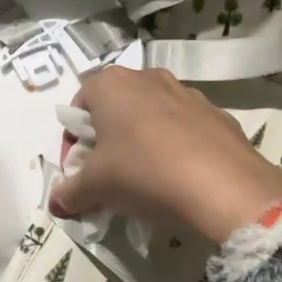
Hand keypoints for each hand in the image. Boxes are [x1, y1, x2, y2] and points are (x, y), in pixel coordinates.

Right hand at [51, 66, 281, 242]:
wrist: (225, 188)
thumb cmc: (144, 173)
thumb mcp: (96, 188)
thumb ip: (70, 192)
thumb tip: (56, 203)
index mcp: (110, 84)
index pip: (78, 108)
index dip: (72, 144)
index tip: (79, 175)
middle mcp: (146, 78)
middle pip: (114, 109)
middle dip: (106, 141)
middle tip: (108, 177)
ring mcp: (186, 92)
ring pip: (150, 116)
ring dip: (141, 142)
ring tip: (145, 180)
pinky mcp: (217, 113)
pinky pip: (184, 129)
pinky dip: (175, 147)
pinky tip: (179, 179)